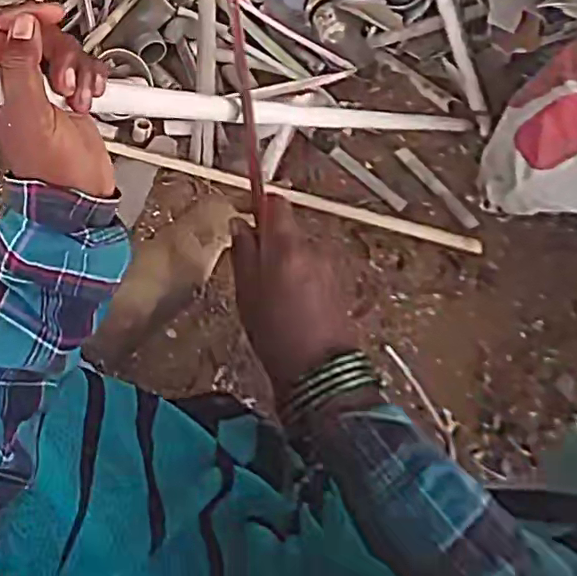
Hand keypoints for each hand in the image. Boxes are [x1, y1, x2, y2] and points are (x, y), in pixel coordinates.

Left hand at [0, 4, 113, 197]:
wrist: (79, 191)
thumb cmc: (47, 166)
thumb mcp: (29, 112)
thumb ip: (20, 65)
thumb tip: (20, 25)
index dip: (21, 18)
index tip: (46, 15)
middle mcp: (17, 82)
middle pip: (37, 36)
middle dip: (58, 53)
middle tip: (61, 79)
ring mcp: (44, 86)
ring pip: (62, 49)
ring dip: (77, 69)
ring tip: (75, 96)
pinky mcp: (69, 91)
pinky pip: (83, 64)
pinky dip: (91, 76)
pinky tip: (89, 96)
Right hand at [230, 197, 357, 397]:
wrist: (319, 373)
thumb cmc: (276, 331)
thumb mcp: (245, 288)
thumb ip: (242, 249)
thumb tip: (239, 225)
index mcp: (287, 245)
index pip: (275, 202)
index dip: (257, 202)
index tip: (242, 211)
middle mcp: (313, 249)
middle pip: (286, 226)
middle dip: (266, 237)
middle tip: (247, 259)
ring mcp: (329, 267)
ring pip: (298, 248)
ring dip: (282, 257)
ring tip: (266, 286)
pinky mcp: (338, 285)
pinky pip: (310, 266)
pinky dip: (297, 273)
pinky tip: (286, 298)